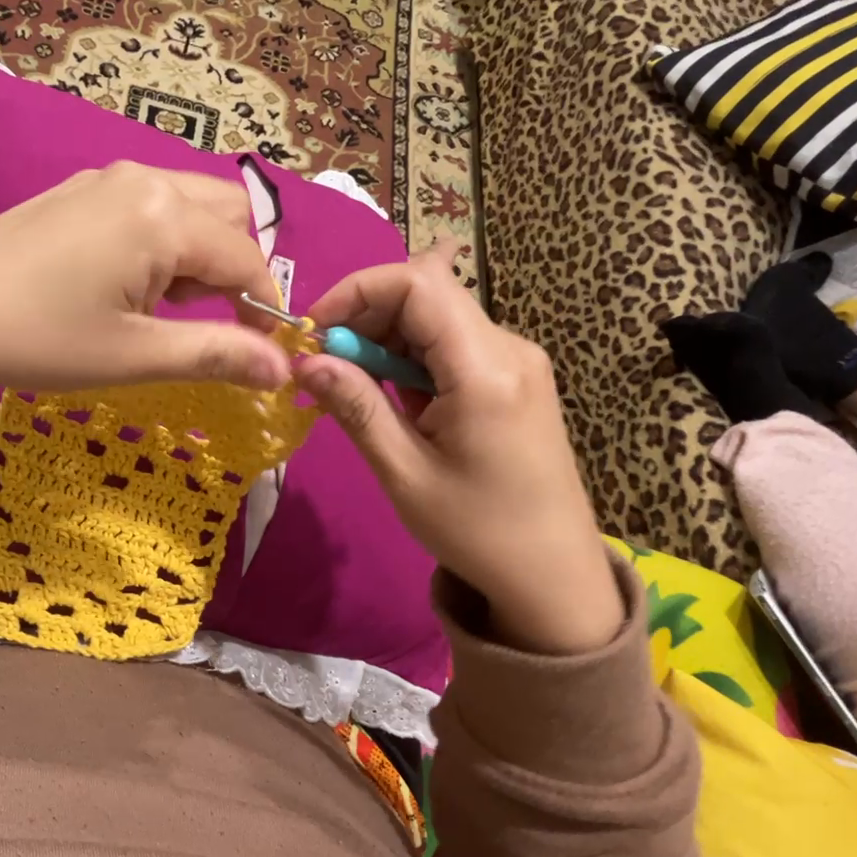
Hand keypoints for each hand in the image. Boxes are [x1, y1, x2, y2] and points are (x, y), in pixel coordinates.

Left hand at [0, 161, 286, 410]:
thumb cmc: (37, 340)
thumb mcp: (133, 356)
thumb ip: (215, 354)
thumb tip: (284, 366)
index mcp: (162, 215)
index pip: (248, 257)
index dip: (263, 308)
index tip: (261, 353)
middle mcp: (141, 178)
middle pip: (228, 214)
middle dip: (230, 268)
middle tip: (188, 320)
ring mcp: (102, 178)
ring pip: (186, 205)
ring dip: (194, 253)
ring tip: (148, 307)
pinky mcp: (74, 190)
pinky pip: (144, 204)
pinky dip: (156, 240)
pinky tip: (113, 282)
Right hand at [295, 246, 622, 654]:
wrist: (552, 573)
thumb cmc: (476, 530)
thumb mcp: (403, 473)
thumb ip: (356, 406)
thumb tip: (304, 360)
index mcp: (486, 369)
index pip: (417, 283)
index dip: (356, 291)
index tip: (312, 331)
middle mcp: (508, 348)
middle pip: (425, 293)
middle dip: (363, 315)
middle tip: (322, 364)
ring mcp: (514, 360)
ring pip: (434, 316)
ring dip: (382, 337)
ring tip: (349, 387)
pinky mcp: (511, 377)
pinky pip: (449, 344)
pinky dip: (407, 357)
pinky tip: (388, 397)